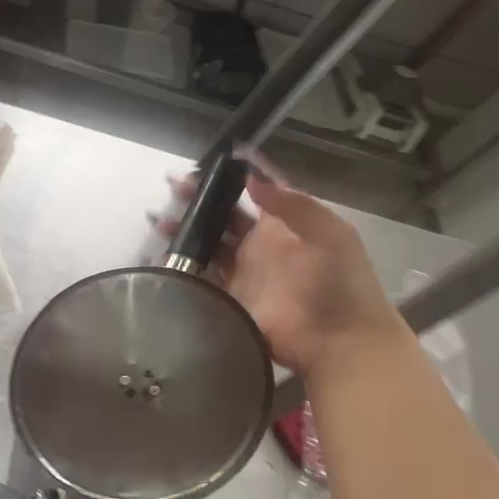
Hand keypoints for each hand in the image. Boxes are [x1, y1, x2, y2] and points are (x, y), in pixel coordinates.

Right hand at [156, 149, 409, 379]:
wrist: (336, 341)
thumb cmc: (339, 284)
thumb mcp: (328, 235)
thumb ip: (294, 205)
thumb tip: (251, 178)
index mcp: (288, 222)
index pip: (261, 188)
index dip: (240, 172)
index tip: (215, 157)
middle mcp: (262, 242)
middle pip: (226, 213)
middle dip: (201, 197)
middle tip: (174, 185)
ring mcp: (244, 270)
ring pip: (209, 241)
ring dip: (186, 227)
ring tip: (159, 217)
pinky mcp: (229, 296)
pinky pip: (202, 274)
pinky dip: (183, 262)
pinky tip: (164, 251)